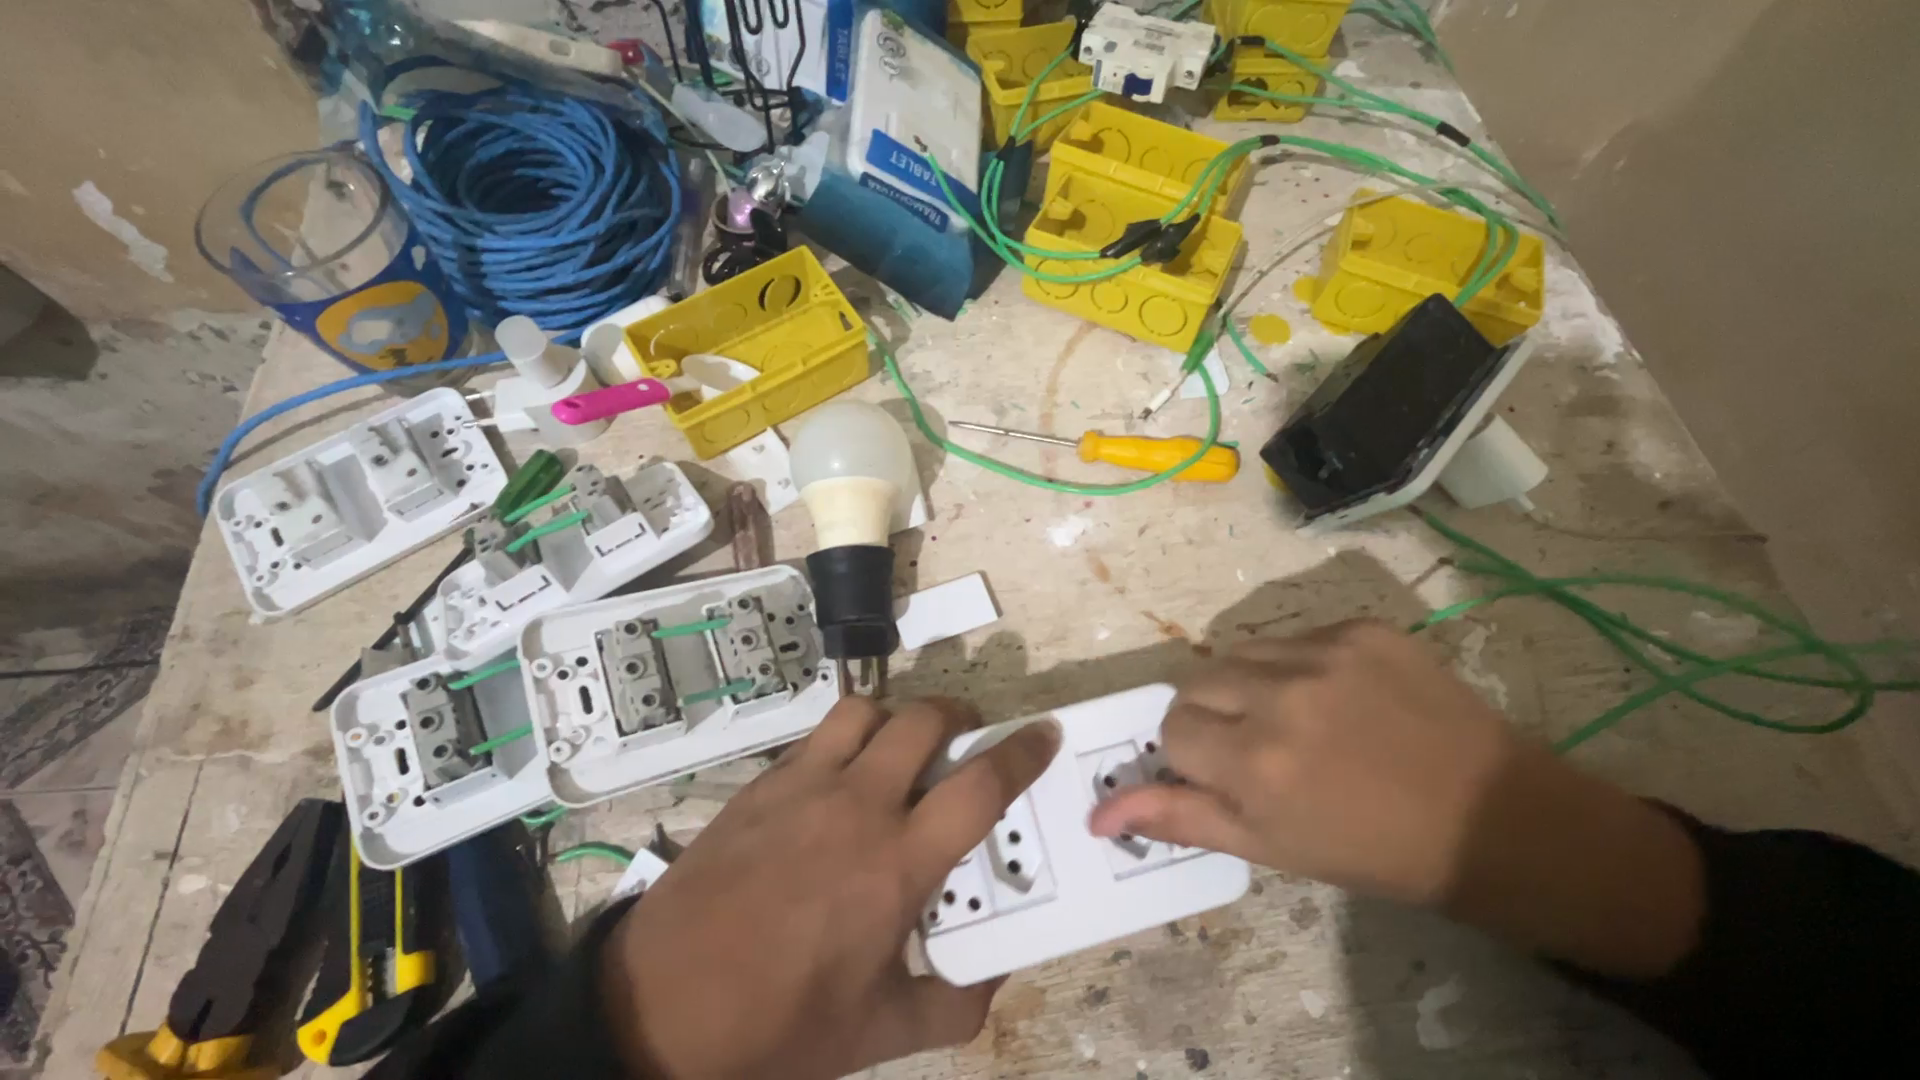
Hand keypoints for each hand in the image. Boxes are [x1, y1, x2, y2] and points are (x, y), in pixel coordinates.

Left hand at [598, 696, 1058, 1079]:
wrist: (659, 1008)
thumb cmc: (778, 1023)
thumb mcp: (879, 1031)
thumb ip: (954, 1004)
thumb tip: (997, 976)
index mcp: (897, 863)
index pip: (979, 787)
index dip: (1021, 753)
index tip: (1043, 733)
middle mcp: (857, 806)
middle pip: (924, 722)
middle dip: (959, 717)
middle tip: (967, 741)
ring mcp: (802, 786)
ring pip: (865, 711)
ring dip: (896, 720)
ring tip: (901, 751)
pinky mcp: (759, 786)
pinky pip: (816, 736)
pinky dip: (844, 740)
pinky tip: (838, 780)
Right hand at [1089, 620, 1704, 976]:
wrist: (1491, 817)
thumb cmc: (1370, 849)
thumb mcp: (1267, 846)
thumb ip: (1178, 817)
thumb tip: (1096, 814)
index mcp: (1253, 761)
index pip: (1172, 730)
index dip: (1194, 755)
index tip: (1230, 773)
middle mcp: (1280, 695)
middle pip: (1195, 683)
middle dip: (1212, 715)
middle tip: (1256, 746)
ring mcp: (1324, 652)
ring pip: (1238, 652)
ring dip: (1248, 683)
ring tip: (1296, 717)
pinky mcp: (1361, 627)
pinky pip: (1292, 635)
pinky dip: (1295, 663)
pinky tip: (1335, 696)